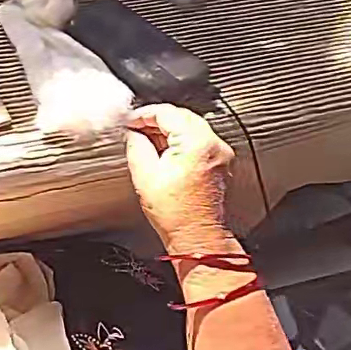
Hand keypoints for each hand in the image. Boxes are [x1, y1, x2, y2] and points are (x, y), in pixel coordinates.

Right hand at [124, 105, 234, 247]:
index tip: (130, 121)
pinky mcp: (220, 162)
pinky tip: (165, 152)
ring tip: (147, 142)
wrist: (198, 237)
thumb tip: (132, 133)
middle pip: (180, 116)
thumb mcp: (144, 175)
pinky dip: (181, 141)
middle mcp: (213, 144)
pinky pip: (198, 140)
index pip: (166, 112)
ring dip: (168, 130)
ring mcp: (220, 153)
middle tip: (135, 129)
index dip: (143, 114)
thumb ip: (136, 145)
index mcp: (196, 143)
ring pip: (190, 126)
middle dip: (156, 120)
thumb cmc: (177, 214)